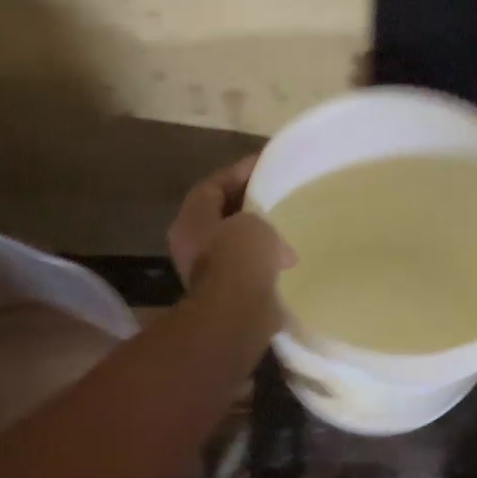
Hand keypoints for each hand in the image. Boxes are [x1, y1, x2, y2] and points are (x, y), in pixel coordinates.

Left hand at [166, 155, 295, 295]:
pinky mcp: (223, 295)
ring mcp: (205, 271)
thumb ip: (262, 221)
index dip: (240, 171)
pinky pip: (245, 270)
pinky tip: (284, 263)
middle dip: (247, 206)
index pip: (214, 184)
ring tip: (285, 231)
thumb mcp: (256, 223)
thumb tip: (278, 249)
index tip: (266, 164)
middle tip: (274, 197)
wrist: (237, 313)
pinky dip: (262, 265)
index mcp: (191, 217)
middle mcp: (191, 242)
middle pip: (221, 215)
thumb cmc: (240, 257)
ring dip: (256, 239)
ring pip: (233, 245)